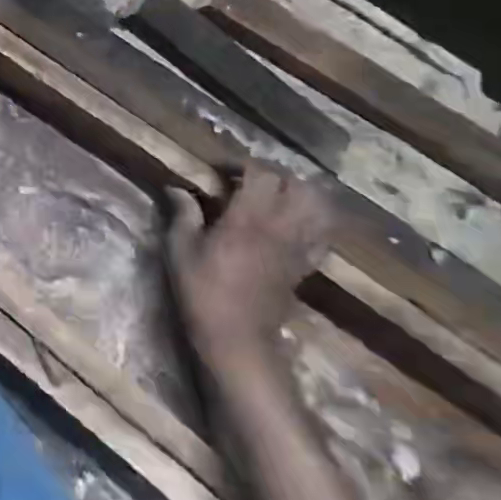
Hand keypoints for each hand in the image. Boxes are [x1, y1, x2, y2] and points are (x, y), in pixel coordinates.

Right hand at [167, 168, 336, 363]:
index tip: (220, 169)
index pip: (262, 174)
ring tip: (275, 195)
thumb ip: (183, 214)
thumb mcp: (180, 249)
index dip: (242, 163)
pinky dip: (313, 219)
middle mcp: (282, 228)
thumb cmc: (202, 289)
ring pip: (320, 206)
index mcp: (248, 219)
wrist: (237, 336)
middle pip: (299, 185)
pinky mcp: (306, 264)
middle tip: (248, 178)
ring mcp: (300, 247)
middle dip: (275, 174)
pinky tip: (293, 221)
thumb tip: (176, 188)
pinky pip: (324, 233)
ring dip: (300, 193)